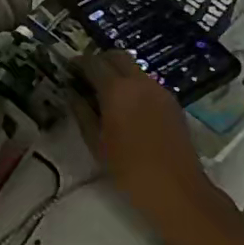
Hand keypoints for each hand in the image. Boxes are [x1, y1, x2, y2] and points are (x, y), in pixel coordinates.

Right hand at [74, 51, 243, 244]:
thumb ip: (81, 111)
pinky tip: (126, 106)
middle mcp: (140, 81)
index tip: (68, 71)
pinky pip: (146, 82)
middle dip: (99, 61)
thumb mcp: (95, 142)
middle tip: (85, 77)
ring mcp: (159, 89)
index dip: (78, 63)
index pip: (93, 63)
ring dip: (117, 71)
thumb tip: (72, 92)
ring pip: (134, 67)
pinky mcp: (171, 100)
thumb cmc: (128, 169)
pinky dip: (132, 84)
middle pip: (117, 56)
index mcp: (117, 89)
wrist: (175, 188)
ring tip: (104, 93)